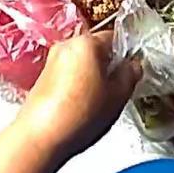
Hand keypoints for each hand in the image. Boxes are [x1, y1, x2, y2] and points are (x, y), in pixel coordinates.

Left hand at [12, 32, 133, 160]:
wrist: (41, 135)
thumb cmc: (82, 113)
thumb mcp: (118, 95)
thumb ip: (130, 74)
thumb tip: (132, 64)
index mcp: (86, 42)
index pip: (114, 37)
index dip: (126, 54)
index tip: (132, 71)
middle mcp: (66, 45)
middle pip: (96, 49)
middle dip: (109, 66)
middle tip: (118, 89)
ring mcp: (52, 60)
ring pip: (82, 62)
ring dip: (93, 76)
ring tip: (100, 101)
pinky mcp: (44, 76)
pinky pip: (69, 73)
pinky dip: (78, 84)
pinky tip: (82, 105)